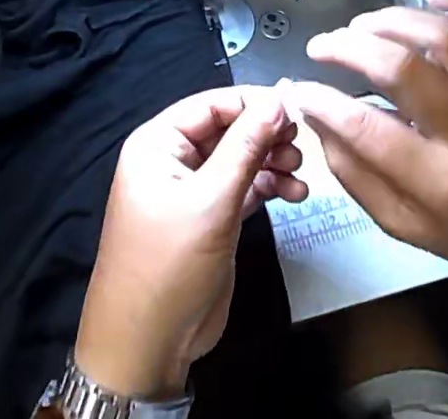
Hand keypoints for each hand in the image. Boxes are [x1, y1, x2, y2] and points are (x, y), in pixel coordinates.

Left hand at [75, 87, 306, 399]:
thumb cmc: (170, 265)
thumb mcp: (211, 200)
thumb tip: (279, 98)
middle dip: (268, 134)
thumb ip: (247, 144)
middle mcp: (176, 159)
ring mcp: (195, 188)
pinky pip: (247, 184)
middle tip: (300, 142)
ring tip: (299, 171)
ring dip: (275, 159)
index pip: (213, 103)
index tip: (296, 109)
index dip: (255, 102)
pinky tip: (296, 193)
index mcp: (159, 144)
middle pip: (231, 128)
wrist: (147, 349)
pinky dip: (272, 184)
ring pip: (243, 156)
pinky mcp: (213, 214)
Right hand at [281, 0, 447, 287]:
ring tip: (362, 26)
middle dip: (351, 49)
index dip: (322, 103)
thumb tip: (316, 116)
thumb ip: (354, 174)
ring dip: (396, 20)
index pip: (369, 129)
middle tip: (323, 47)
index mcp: (442, 182)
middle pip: (407, 69)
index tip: (298, 89)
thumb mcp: (403, 225)